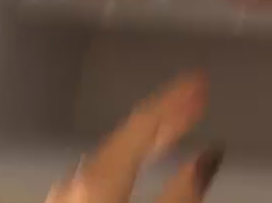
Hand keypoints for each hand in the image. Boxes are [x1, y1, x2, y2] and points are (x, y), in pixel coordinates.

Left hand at [47, 72, 219, 202]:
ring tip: (174, 132)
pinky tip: (137, 171)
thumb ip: (182, 193)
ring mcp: (64, 202)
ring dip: (146, 142)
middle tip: (196, 100)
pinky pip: (99, 178)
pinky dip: (126, 164)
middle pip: (126, 137)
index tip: (201, 82)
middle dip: (164, 117)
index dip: (176, 98)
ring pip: (112, 158)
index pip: (143, 121)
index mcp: (98, 178)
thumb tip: (207, 157)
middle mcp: (75, 184)